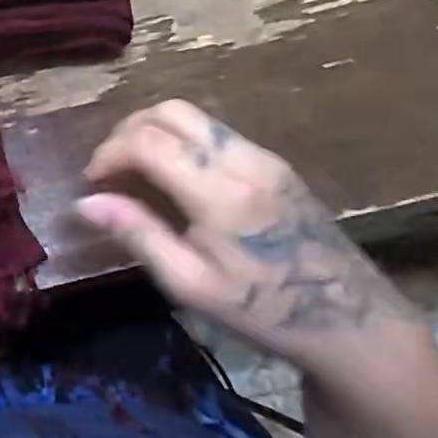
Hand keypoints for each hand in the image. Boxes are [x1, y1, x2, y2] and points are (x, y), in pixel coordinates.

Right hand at [76, 100, 426, 383]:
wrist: (353, 325)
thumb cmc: (262, 310)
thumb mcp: (188, 283)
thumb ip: (137, 233)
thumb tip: (84, 203)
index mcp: (222, 194)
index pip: (149, 142)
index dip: (108, 154)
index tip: (93, 184)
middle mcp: (245, 162)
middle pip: (170, 112)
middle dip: (126, 132)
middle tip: (109, 171)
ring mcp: (265, 158)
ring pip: (192, 116)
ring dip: (150, 133)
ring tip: (133, 173)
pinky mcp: (274, 164)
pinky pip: (212, 132)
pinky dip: (176, 141)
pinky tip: (169, 177)